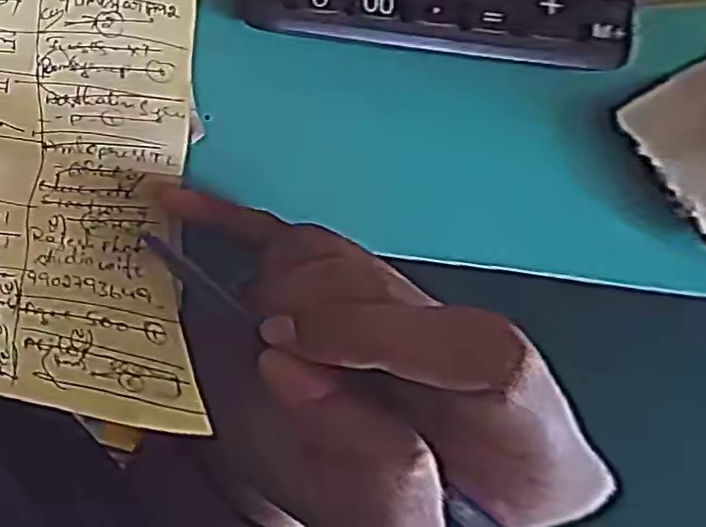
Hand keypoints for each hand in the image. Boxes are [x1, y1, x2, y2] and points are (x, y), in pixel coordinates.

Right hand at [161, 187, 614, 526]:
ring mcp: (399, 306)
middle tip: (263, 342)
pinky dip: (225, 219)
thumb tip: (292, 369)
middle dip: (308, 313)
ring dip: (270, 282)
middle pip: (390, 293)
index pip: (486, 356)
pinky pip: (280, 234)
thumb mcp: (370, 517)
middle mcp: (466, 360)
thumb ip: (369, 468)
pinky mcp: (334, 276)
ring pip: (334, 256)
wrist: (312, 480)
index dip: (379, 336)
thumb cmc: (349, 504)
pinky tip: (185, 209)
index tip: (288, 349)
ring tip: (253, 327)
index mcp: (520, 442)